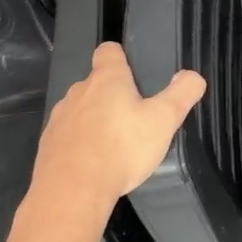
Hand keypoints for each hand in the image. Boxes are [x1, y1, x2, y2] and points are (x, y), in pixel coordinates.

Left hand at [27, 43, 205, 216]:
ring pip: (81, 109)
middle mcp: (78, 92)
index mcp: (107, 80)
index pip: (108, 51)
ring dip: (96, 119)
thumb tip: (193, 76)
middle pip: (96, 82)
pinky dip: (82, 143)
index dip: (120, 56)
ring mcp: (60, 118)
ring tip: (116, 143)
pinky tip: (96, 163)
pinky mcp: (49, 144)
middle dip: (113, 94)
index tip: (133, 71)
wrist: (73, 190)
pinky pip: (69, 135)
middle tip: (135, 116)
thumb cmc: (122, 148)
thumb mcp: (164, 120)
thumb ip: (182, 94)